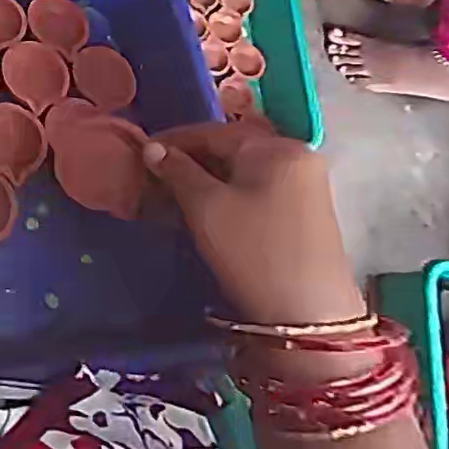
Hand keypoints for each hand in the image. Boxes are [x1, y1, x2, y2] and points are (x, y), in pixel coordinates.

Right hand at [143, 122, 366, 324]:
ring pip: (243, 168)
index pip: (214, 131)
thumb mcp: (205, 207)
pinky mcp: (305, 209)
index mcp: (276, 147)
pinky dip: (228, 190)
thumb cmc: (252, 251)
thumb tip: (152, 147)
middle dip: (190, 159)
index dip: (174, 140)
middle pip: (231, 147)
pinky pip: (257, 186)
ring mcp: (305, 183)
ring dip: (207, 176)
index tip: (141, 151)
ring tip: (173, 191)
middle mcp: (297, 155)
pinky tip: (205, 206)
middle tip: (154, 174)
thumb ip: (177, 170)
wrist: (308, 317)